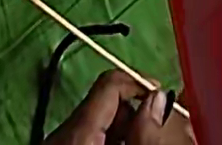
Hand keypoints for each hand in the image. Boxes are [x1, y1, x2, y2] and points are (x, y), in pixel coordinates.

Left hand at [45, 70, 193, 144]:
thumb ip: (143, 134)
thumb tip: (156, 101)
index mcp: (77, 132)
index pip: (110, 83)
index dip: (139, 85)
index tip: (159, 98)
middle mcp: (61, 135)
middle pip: (104, 104)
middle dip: (132, 115)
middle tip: (154, 132)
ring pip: (95, 125)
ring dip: (121, 133)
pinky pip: (85, 141)